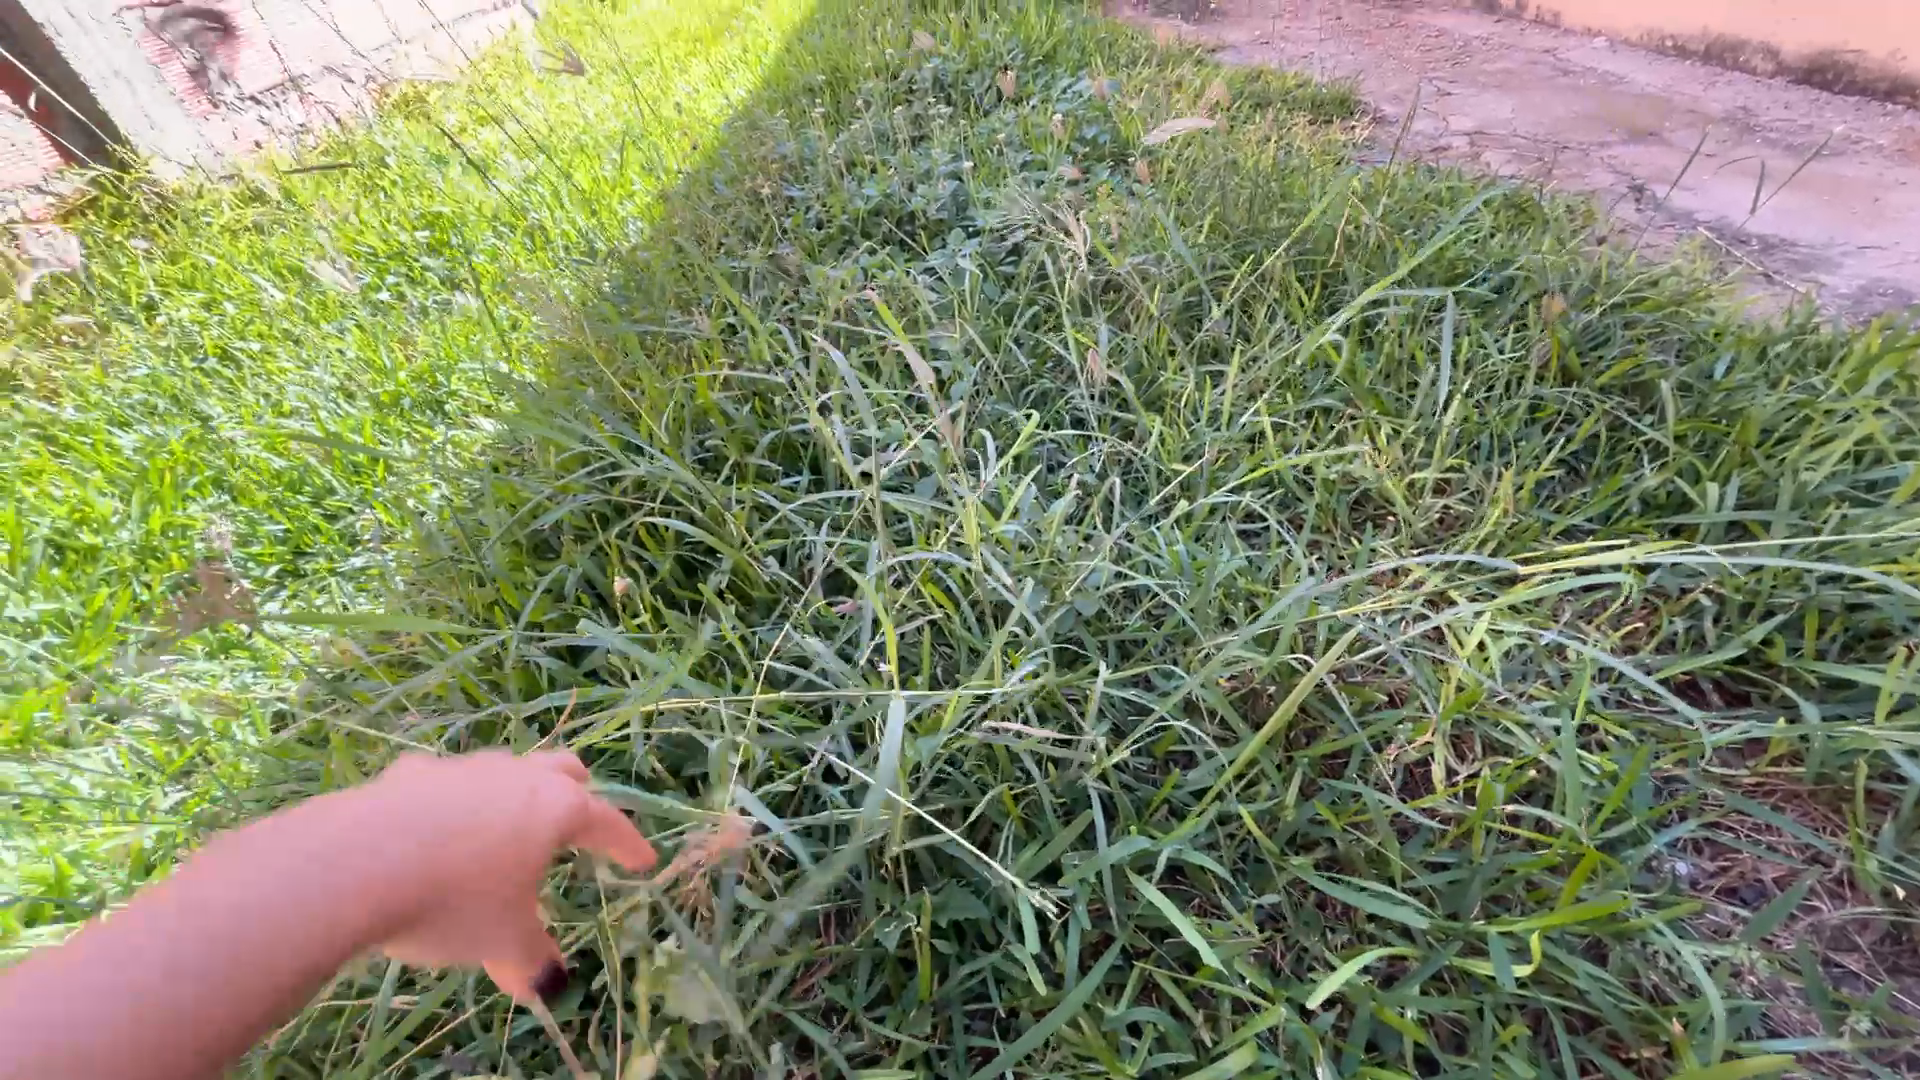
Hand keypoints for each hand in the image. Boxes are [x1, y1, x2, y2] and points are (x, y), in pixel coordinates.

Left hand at [345, 750, 656, 1000]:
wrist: (352, 865)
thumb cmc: (452, 901)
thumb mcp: (499, 939)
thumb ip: (529, 957)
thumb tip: (548, 986)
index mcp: (556, 809)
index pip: (609, 823)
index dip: (628, 844)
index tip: (644, 860)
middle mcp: (519, 778)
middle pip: (563, 768)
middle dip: (576, 787)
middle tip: (579, 806)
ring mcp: (465, 770)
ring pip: (505, 767)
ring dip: (513, 789)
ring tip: (502, 820)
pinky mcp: (410, 775)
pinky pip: (440, 780)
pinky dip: (445, 799)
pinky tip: (426, 823)